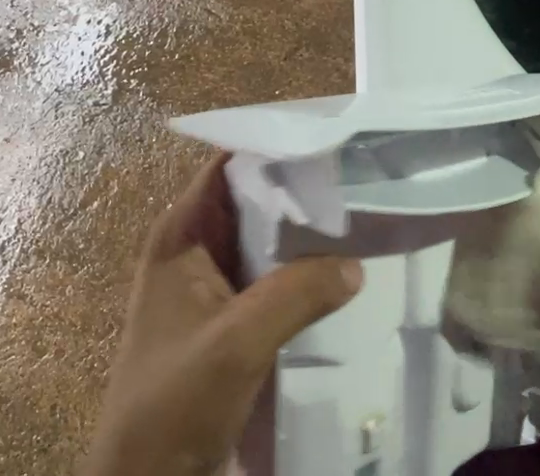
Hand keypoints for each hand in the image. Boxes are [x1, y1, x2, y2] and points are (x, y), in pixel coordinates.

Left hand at [79, 155, 363, 475]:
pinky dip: (303, 268)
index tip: (332, 138)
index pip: (229, 166)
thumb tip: (355, 264)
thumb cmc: (174, 400)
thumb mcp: (236, 342)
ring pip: (267, 237)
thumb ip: (295, 294)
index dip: (275, 146)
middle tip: (362, 175)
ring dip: (307, 230)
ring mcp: (213, 282)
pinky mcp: (231, 315)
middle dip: (302, 186)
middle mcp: (196, 246)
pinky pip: (272, 275)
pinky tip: (345, 269)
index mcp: (182, 233)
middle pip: (253, 198)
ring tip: (365, 213)